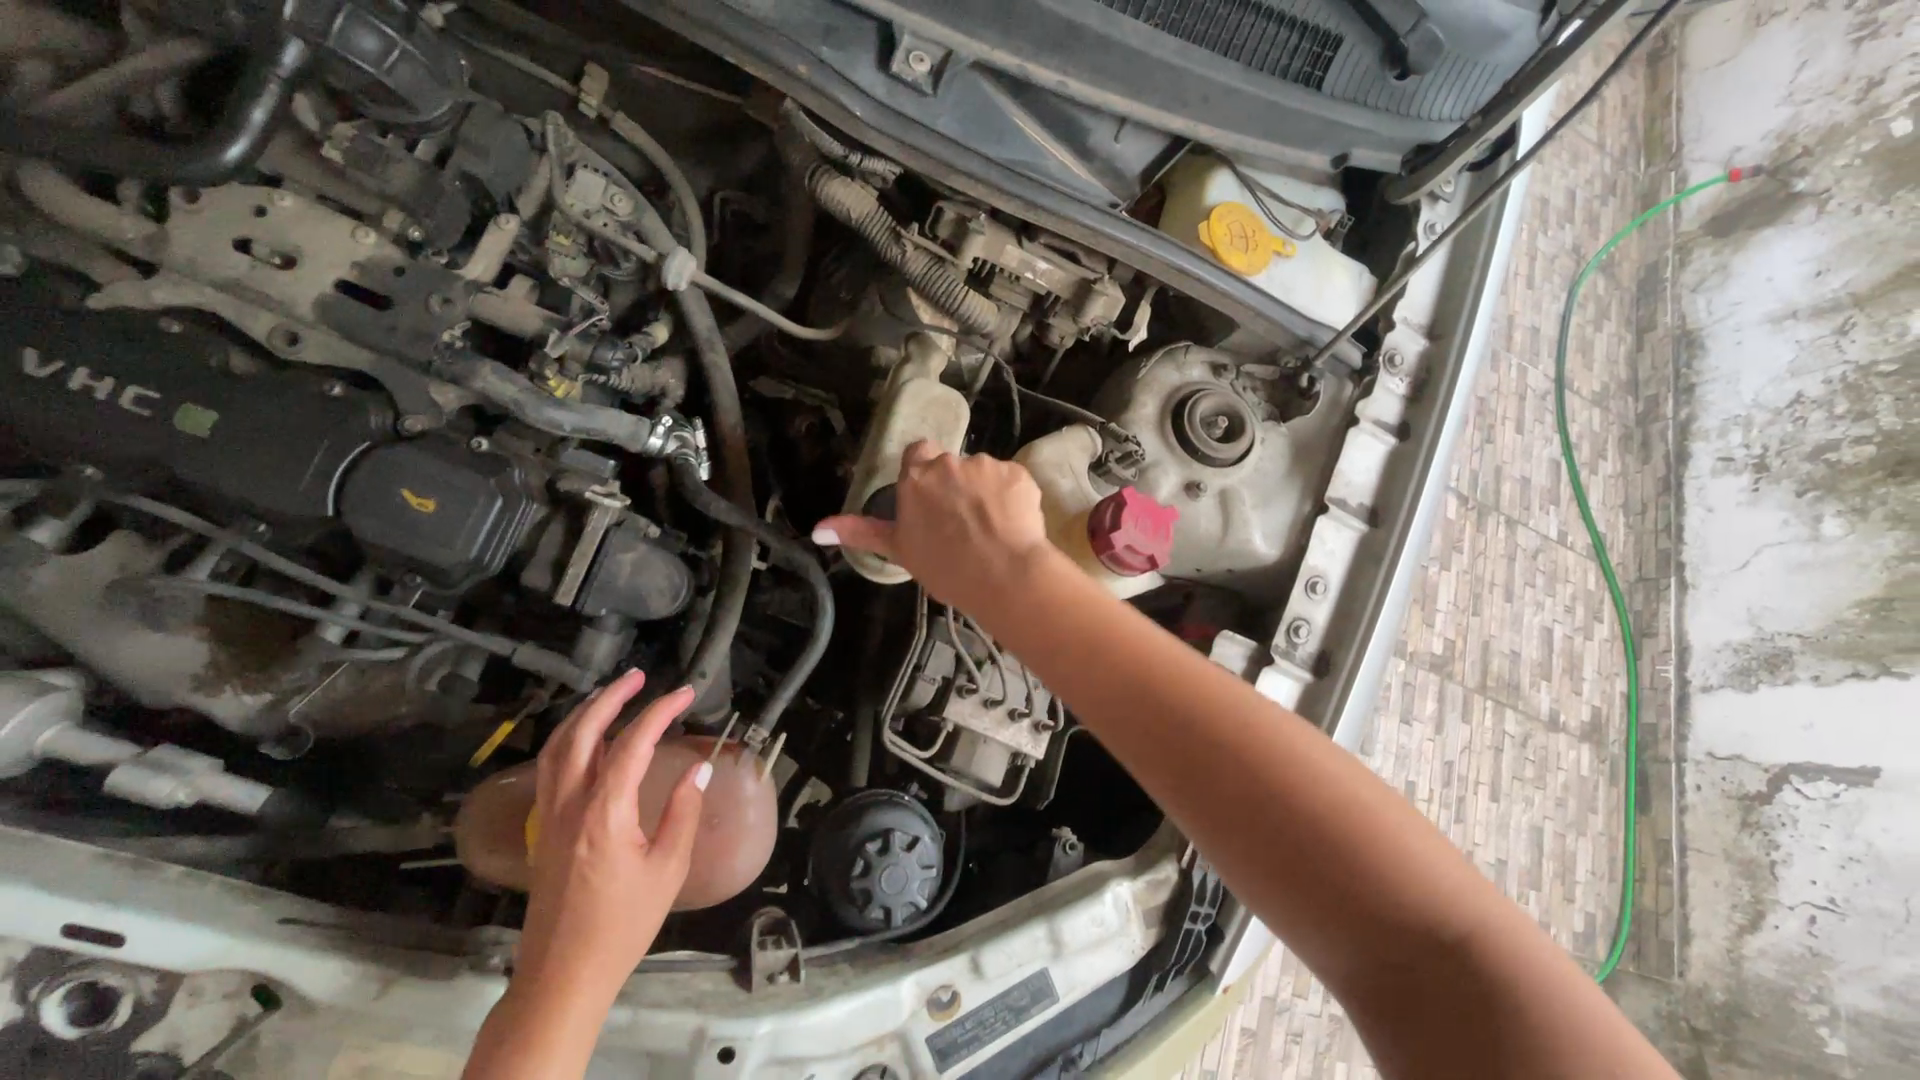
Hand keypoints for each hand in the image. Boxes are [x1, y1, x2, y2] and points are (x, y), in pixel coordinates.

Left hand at [517, 670, 708, 999]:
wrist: (563, 971)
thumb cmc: (623, 924)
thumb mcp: (667, 870)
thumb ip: (682, 813)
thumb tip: (698, 767)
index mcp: (604, 812)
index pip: (632, 743)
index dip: (660, 711)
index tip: (685, 693)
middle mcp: (568, 803)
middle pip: (582, 733)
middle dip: (610, 697)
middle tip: (638, 676)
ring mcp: (547, 815)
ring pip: (557, 747)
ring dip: (582, 714)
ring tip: (609, 695)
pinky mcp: (540, 829)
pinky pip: (549, 768)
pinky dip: (567, 740)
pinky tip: (583, 742)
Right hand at [813, 440, 1057, 618]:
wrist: (1003, 575)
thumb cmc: (944, 567)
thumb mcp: (897, 549)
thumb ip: (859, 532)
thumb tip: (816, 530)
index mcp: (916, 477)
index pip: (918, 454)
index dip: (925, 474)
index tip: (931, 501)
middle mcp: (949, 463)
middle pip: (951, 466)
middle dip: (956, 487)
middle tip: (961, 524)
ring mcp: (986, 466)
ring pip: (984, 474)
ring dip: (985, 493)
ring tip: (990, 530)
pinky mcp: (1019, 474)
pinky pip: (1012, 482)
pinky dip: (1012, 500)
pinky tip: (1012, 527)